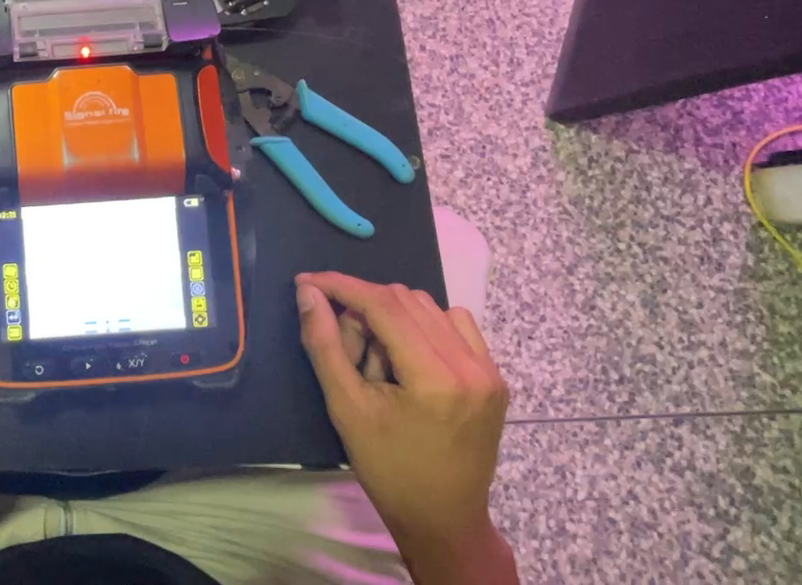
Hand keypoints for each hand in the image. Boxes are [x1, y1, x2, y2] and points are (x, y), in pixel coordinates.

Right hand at [295, 272, 516, 584]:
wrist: (443, 519)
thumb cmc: (387, 468)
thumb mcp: (346, 406)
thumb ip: (324, 343)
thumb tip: (307, 292)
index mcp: (436, 378)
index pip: (383, 304)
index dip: (341, 286)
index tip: (307, 281)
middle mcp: (470, 366)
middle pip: (404, 300)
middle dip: (363, 306)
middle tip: (343, 341)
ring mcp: (489, 370)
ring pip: (428, 307)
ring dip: (391, 315)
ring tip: (375, 356)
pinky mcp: (494, 376)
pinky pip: (454, 324)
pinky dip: (421, 325)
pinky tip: (406, 355)